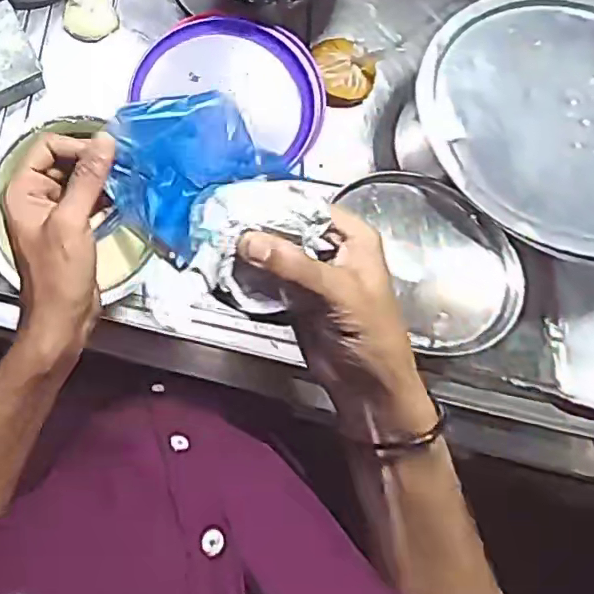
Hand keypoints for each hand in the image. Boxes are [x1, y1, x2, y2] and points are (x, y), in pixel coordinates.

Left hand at [2, 132, 116, 364]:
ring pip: (78, 179)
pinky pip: (87, 198)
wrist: (61, 322)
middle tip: (122, 164)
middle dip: (92, 160)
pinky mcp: (71, 226)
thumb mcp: (72, 222)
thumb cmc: (58, 277)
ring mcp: (53, 212)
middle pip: (64, 160)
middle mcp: (34, 198)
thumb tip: (104, 142)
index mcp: (22, 191)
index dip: (76, 145)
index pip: (47, 146)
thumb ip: (88, 178)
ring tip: (127, 178)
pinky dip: (104, 195)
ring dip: (101, 177)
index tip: (105, 153)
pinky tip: (123, 196)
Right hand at [238, 208, 435, 439]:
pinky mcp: (293, 295)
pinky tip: (230, 267)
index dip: (277, 203)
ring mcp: (310, 272)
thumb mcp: (338, 293)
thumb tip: (250, 240)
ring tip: (221, 241)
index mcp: (353, 237)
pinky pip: (268, 275)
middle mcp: (331, 248)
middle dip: (258, 227)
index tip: (242, 202)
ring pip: (274, 250)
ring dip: (251, 250)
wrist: (370, 390)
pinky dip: (250, 273)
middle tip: (224, 223)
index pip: (309, 206)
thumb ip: (294, 265)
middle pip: (287, 226)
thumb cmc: (373, 337)